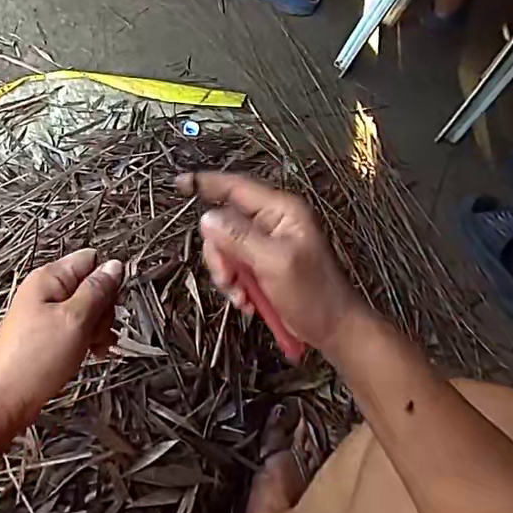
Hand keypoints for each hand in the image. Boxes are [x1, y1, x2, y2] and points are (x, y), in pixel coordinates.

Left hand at [0, 248, 122, 446]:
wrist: (2, 402)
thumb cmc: (30, 360)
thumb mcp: (75, 319)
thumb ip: (98, 290)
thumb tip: (115, 266)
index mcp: (49, 278)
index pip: (91, 260)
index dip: (107, 280)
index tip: (109, 303)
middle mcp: (46, 292)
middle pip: (92, 286)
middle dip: (103, 309)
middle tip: (95, 329)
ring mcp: (46, 315)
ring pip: (87, 311)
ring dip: (97, 328)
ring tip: (92, 346)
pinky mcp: (47, 336)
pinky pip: (77, 329)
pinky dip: (87, 340)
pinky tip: (89, 353)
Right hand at [176, 172, 373, 354]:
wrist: (333, 330)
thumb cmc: (315, 295)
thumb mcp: (274, 263)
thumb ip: (239, 238)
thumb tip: (207, 218)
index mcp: (280, 210)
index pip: (235, 187)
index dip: (206, 184)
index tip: (179, 183)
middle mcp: (272, 221)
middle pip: (224, 223)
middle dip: (221, 254)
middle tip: (230, 278)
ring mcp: (267, 243)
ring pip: (225, 248)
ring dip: (228, 275)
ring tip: (243, 295)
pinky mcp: (263, 263)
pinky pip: (234, 266)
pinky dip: (235, 285)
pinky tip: (249, 300)